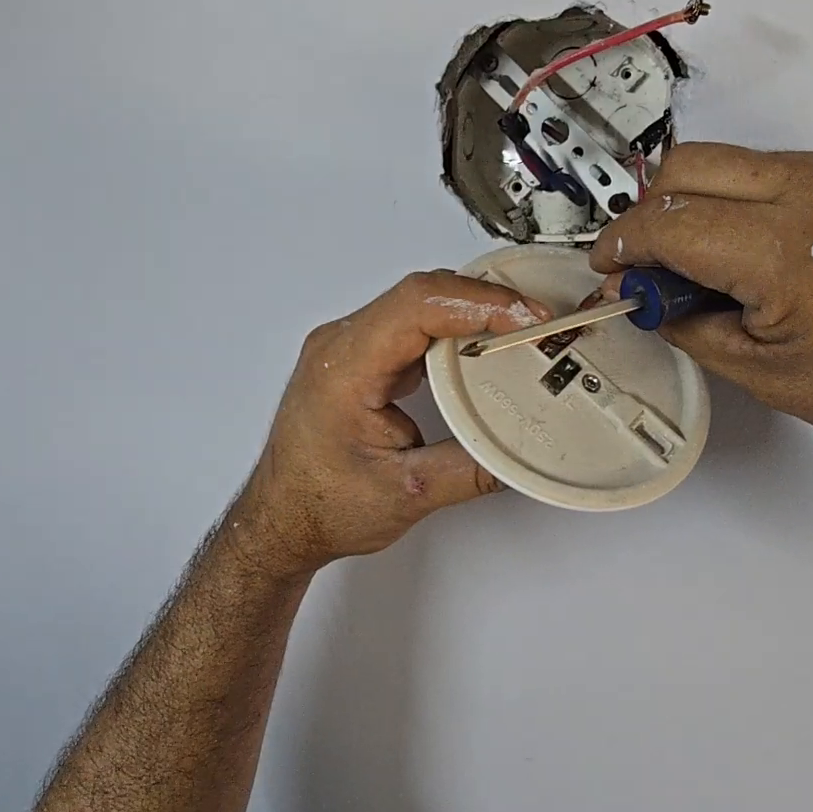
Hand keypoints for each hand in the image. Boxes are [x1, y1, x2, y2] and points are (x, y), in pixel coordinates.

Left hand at [226, 271, 553, 578]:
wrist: (281, 518)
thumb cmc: (316, 503)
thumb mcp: (406, 493)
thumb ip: (470, 469)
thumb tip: (518, 448)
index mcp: (343, 367)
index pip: (417, 306)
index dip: (477, 303)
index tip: (522, 318)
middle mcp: (341, 345)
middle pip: (420, 293)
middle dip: (483, 299)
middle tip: (531, 321)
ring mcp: (349, 347)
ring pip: (417, 303)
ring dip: (469, 309)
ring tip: (515, 328)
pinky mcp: (361, 358)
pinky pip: (411, 324)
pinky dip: (451, 327)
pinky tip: (479, 344)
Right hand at [589, 144, 812, 469]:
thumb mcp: (764, 374)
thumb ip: (687, 322)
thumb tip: (645, 294)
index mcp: (794, 257)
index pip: (670, 222)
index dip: (623, 243)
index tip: (611, 262)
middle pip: (690, 165)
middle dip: (653, 210)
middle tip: (654, 260)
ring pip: (737, 161)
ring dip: (705, 203)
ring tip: (722, 261)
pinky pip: (787, 165)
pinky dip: (757, 199)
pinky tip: (771, 247)